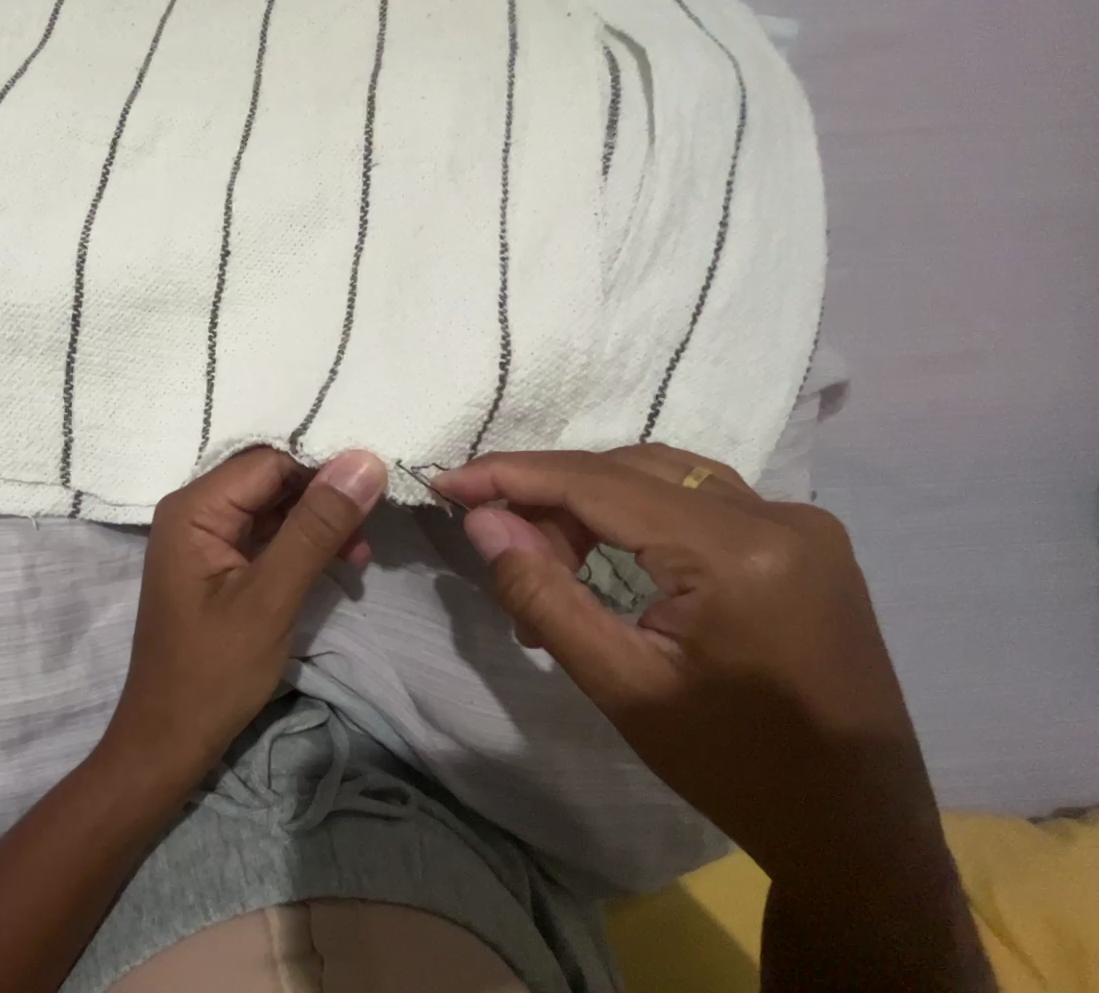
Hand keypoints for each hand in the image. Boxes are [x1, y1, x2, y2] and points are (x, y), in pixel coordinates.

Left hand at [99, 447, 387, 777]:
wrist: (170, 737)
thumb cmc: (214, 670)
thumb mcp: (271, 597)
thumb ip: (316, 528)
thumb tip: (364, 461)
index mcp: (194, 509)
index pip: (269, 461)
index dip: (323, 469)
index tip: (376, 492)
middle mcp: (194, 513)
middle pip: (271, 481)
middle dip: (323, 500)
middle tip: (369, 532)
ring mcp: (204, 540)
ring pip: (273, 509)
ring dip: (318, 526)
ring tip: (359, 558)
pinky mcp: (217, 566)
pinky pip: (265, 538)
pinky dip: (301, 547)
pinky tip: (337, 566)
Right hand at [433, 445, 939, 882]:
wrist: (852, 825)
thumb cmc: (731, 765)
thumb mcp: (619, 684)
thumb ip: (542, 593)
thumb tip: (482, 521)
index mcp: (737, 552)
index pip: (598, 483)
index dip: (512, 474)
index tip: (447, 481)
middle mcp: (777, 516)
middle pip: (626, 472)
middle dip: (548, 501)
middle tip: (499, 553)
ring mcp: (799, 525)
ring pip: (659, 479)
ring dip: (587, 509)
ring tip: (544, 567)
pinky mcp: (802, 543)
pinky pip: (694, 502)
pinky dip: (633, 519)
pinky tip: (602, 560)